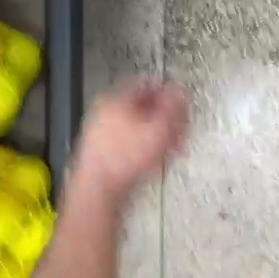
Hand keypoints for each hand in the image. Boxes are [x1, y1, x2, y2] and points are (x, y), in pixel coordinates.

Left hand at [71, 79, 190, 205]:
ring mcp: (99, 135)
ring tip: (173, 149)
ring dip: (158, 135)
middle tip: (180, 129)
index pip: (147, 84)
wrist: (98, 193)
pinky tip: (157, 161)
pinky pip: (128, 144)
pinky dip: (144, 149)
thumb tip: (179, 91)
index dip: (168, 93)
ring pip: (137, 127)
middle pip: (143, 107)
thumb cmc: (126, 158)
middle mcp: (103, 114)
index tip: (180, 105)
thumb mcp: (160, 127)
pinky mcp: (100, 155)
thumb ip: (173, 106)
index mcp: (115, 100)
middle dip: (166, 119)